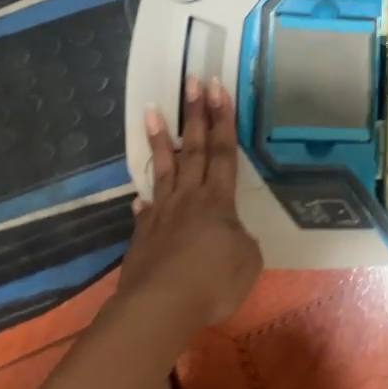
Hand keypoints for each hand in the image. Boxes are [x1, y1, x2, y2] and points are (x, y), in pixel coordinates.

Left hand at [120, 76, 262, 328]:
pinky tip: (140, 197)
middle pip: (195, 148)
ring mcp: (162, 214)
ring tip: (152, 109)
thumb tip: (228, 234)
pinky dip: (146, 201)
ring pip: (164, 168)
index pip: (224, 151)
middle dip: (196, 113)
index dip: (223, 118)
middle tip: (193, 80)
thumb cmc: (212, 282)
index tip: (218, 87)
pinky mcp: (143, 236)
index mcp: (219, 200)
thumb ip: (242, 241)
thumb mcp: (248, 262)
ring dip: (161, 139)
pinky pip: (146, 211)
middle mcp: (190, 198)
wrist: (160, 307)